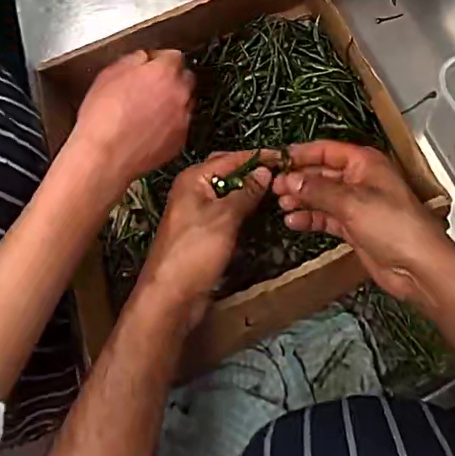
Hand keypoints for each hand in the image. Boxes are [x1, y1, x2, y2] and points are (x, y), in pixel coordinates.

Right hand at [69, 50, 193, 196]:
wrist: (103, 156)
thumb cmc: (102, 118)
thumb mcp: (109, 74)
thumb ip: (133, 59)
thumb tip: (142, 58)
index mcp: (165, 72)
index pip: (174, 55)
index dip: (159, 59)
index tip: (150, 64)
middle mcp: (180, 94)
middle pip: (184, 78)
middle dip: (169, 79)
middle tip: (148, 87)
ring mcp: (183, 118)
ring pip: (184, 102)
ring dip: (171, 102)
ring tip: (146, 111)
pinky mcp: (180, 140)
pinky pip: (180, 125)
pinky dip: (169, 124)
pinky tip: (148, 128)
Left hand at [137, 152, 275, 311]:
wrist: (170, 298)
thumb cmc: (195, 251)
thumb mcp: (225, 217)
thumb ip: (247, 192)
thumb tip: (265, 172)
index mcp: (194, 179)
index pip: (231, 158)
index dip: (258, 157)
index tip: (284, 158)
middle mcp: (193, 190)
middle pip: (229, 173)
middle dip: (253, 173)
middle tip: (281, 175)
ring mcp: (197, 211)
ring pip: (229, 194)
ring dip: (250, 193)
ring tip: (277, 193)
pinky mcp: (203, 232)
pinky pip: (227, 213)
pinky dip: (243, 211)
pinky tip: (261, 214)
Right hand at [274, 141, 454, 303]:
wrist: (418, 266)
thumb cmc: (393, 225)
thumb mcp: (351, 202)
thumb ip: (318, 190)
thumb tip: (290, 180)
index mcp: (365, 163)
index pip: (327, 150)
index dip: (302, 153)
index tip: (279, 159)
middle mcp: (360, 179)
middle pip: (323, 172)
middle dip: (299, 178)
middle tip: (273, 186)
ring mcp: (357, 203)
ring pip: (322, 195)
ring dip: (302, 199)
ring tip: (280, 204)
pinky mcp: (355, 226)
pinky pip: (327, 216)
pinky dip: (311, 217)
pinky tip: (293, 221)